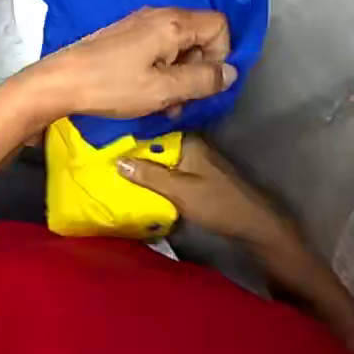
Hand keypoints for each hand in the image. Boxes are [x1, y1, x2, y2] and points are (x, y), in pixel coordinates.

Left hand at [15, 7, 236, 123]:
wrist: (59, 82)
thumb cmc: (112, 86)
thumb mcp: (163, 89)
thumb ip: (202, 80)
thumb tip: (231, 73)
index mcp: (172, 23)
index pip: (219, 26)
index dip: (222, 55)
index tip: (206, 83)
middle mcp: (159, 15)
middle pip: (201, 35)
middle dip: (200, 68)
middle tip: (184, 99)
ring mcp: (140, 23)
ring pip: (180, 45)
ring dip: (181, 74)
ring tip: (165, 103)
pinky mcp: (127, 35)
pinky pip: (159, 48)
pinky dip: (163, 70)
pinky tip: (148, 93)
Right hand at [118, 137, 304, 258]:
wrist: (252, 223)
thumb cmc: (217, 203)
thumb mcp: (179, 190)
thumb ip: (149, 175)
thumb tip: (116, 160)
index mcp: (189, 141)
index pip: (153, 130)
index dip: (128, 135)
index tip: (101, 141)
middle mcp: (192, 146)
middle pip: (155, 145)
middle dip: (132, 152)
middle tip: (100, 158)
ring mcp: (195, 161)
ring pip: (162, 159)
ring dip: (143, 166)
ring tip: (111, 171)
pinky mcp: (197, 177)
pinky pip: (169, 171)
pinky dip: (155, 177)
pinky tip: (138, 184)